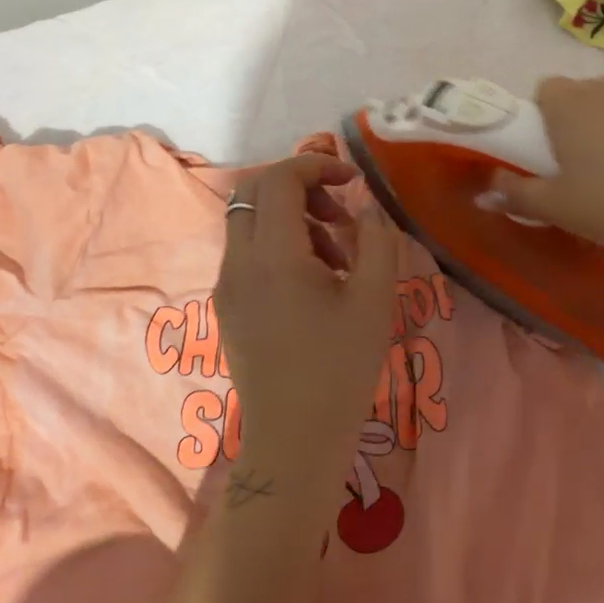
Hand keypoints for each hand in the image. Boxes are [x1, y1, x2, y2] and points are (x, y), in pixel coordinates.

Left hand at [214, 154, 402, 473]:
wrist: (295, 437)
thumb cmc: (341, 368)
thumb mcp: (375, 300)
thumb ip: (376, 241)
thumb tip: (367, 209)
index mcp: (273, 255)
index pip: (279, 179)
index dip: (317, 165)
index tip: (353, 182)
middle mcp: (238, 262)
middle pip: (254, 192)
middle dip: (300, 189)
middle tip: (342, 218)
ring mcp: (227, 286)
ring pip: (249, 223)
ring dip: (291, 220)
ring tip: (338, 260)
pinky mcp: (227, 307)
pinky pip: (247, 255)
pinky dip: (279, 247)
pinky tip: (314, 285)